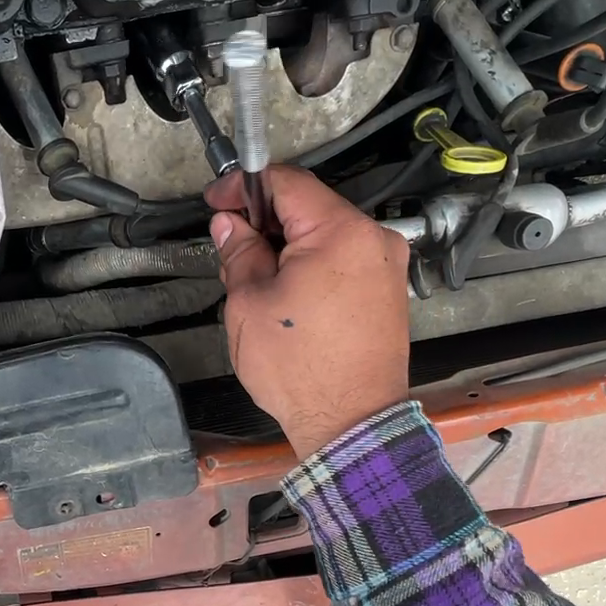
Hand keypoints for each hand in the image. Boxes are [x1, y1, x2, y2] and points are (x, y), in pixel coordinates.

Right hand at [205, 166, 411, 458]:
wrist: (349, 422)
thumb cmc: (300, 369)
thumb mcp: (249, 304)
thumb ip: (239, 254)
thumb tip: (229, 226)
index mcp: (339, 232)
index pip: (288, 183)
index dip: (245, 187)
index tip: (219, 200)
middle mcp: (373, 240)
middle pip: (309, 210)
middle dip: (265, 223)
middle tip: (231, 248)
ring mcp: (386, 268)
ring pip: (325, 238)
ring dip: (287, 248)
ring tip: (256, 283)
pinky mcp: (387, 294)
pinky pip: (343, 264)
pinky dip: (312, 269)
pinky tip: (287, 298)